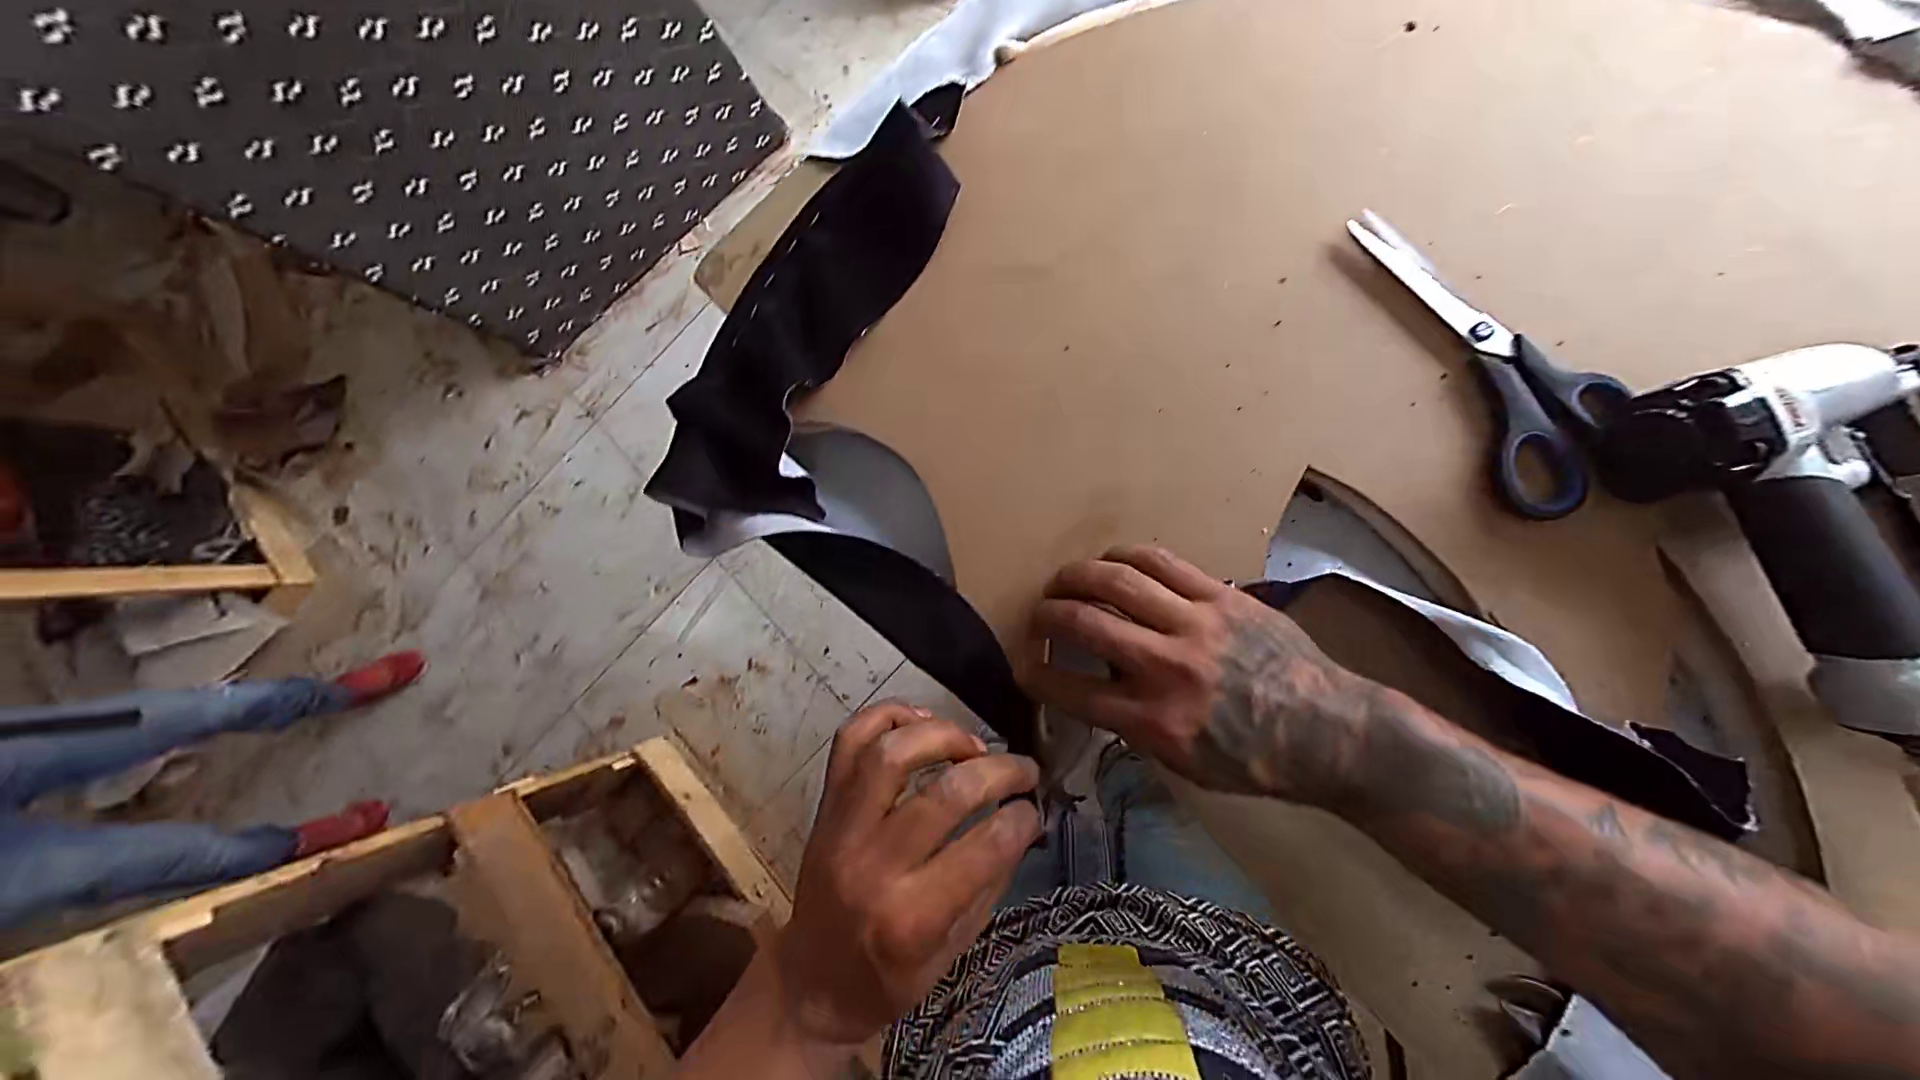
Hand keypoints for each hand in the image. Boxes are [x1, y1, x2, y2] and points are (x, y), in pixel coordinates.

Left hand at [774, 704, 1041, 1044]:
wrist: (812, 982)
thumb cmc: (889, 978)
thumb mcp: (953, 950)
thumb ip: (991, 880)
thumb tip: (1028, 818)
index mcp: (911, 919)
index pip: (984, 847)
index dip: (1022, 818)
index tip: (1034, 808)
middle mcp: (873, 866)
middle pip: (946, 793)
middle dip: (1000, 770)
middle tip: (1022, 769)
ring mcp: (842, 829)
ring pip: (891, 753)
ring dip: (944, 734)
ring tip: (973, 745)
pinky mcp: (824, 805)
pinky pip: (849, 740)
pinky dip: (887, 716)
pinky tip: (921, 721)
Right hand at [1021, 545, 1379, 804]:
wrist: (1332, 733)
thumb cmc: (1254, 760)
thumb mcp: (1182, 762)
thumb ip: (1132, 723)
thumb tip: (1097, 682)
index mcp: (1156, 721)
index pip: (1072, 691)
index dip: (1035, 675)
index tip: (1025, 666)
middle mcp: (1168, 668)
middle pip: (1084, 623)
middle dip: (1046, 616)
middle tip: (1038, 617)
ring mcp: (1196, 625)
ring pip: (1117, 581)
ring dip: (1076, 577)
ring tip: (1063, 582)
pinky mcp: (1222, 596)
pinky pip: (1161, 562)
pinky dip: (1124, 557)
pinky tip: (1110, 562)